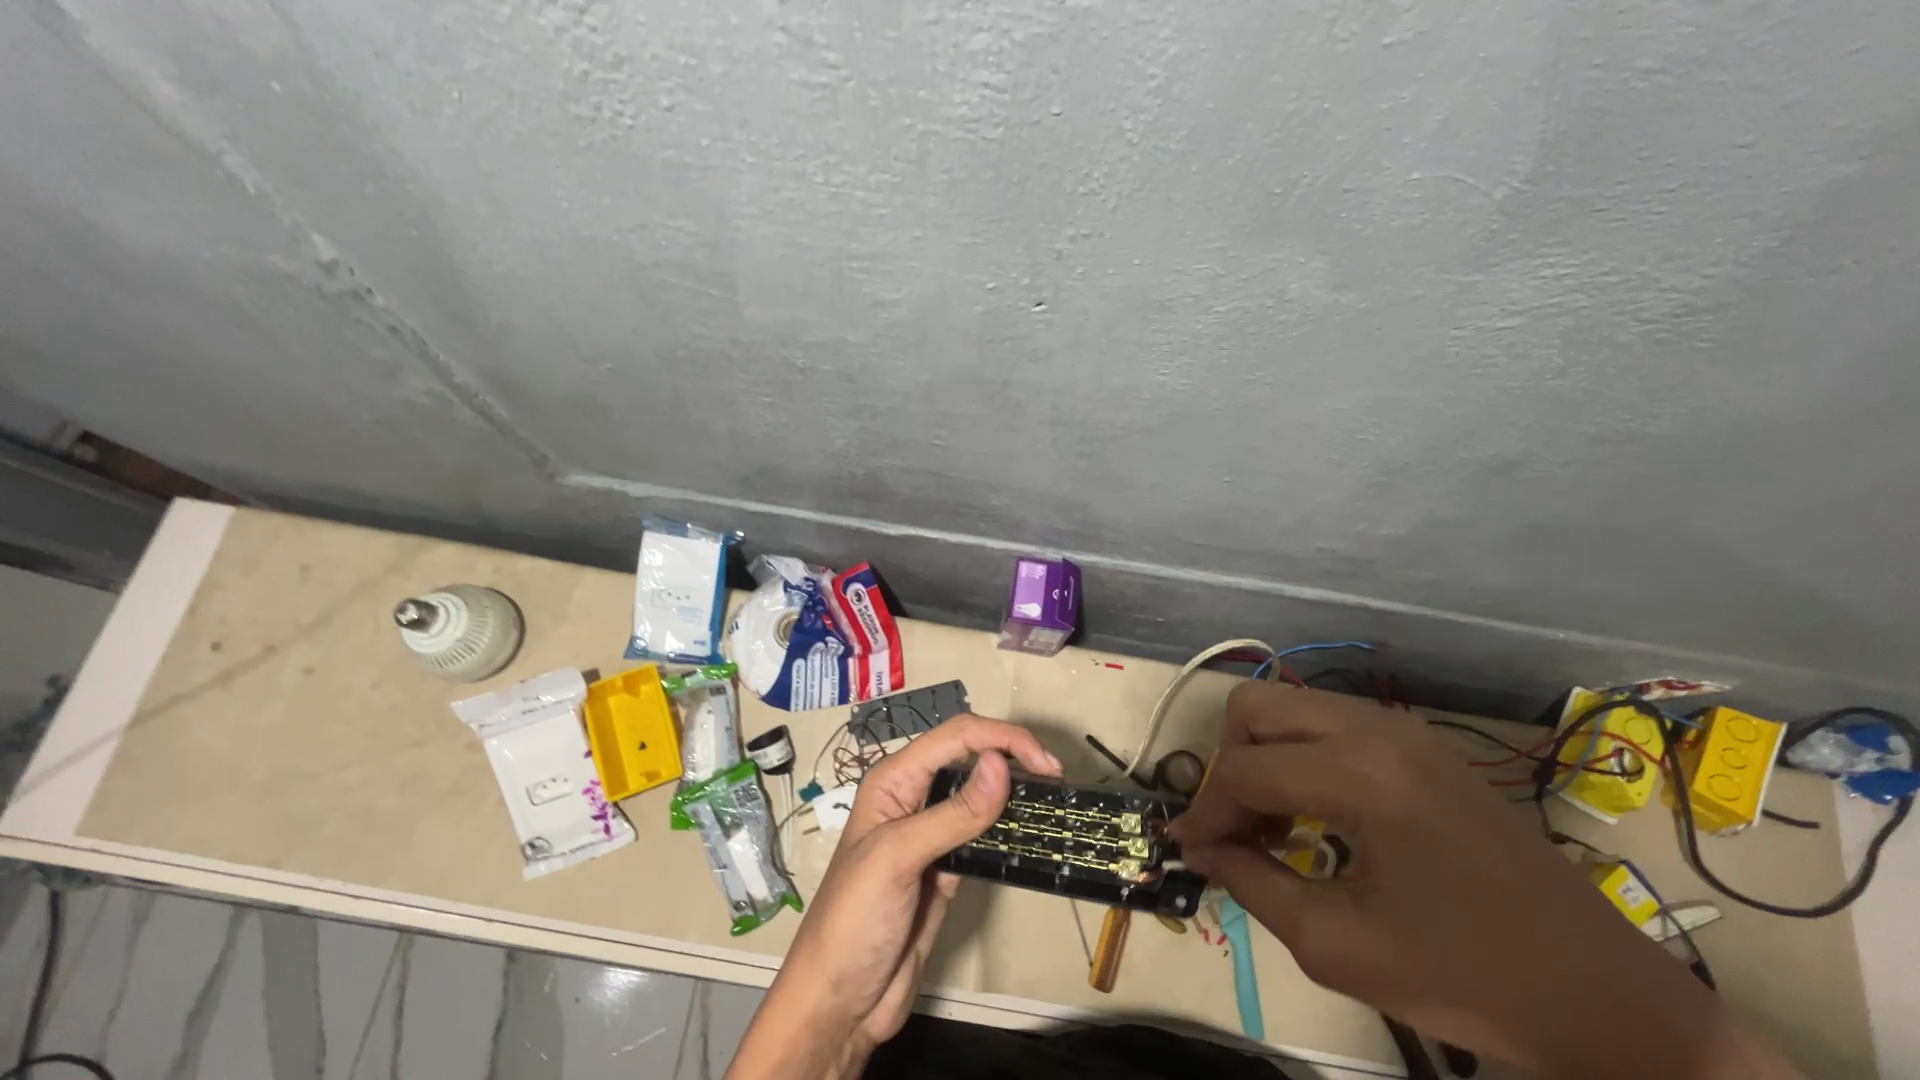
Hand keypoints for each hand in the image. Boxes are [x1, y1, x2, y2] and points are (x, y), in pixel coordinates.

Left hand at [727, 715, 1061, 1079]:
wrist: (841, 1000)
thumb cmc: (855, 920)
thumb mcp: (898, 858)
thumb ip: (952, 813)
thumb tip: (1001, 763)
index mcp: (893, 781)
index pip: (955, 737)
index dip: (1001, 738)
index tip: (1045, 763)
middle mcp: (913, 798)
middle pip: (969, 756)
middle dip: (1011, 755)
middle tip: (1055, 779)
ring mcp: (932, 835)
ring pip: (979, 795)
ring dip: (1012, 790)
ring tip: (1051, 800)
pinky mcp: (947, 869)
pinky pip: (982, 835)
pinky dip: (1006, 828)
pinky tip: (1029, 833)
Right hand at [1170, 682, 1800, 1078]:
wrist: (1598, 992)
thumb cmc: (1465, 978)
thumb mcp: (1337, 945)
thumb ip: (1252, 883)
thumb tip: (1198, 848)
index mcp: (1363, 776)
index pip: (1245, 770)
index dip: (1204, 812)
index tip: (1185, 851)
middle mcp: (1380, 731)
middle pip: (1257, 706)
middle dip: (1228, 765)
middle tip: (1233, 830)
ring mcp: (1409, 731)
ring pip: (1295, 707)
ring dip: (1264, 757)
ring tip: (1269, 827)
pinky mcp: (1427, 747)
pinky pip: (1336, 725)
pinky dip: (1304, 758)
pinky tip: (1316, 817)